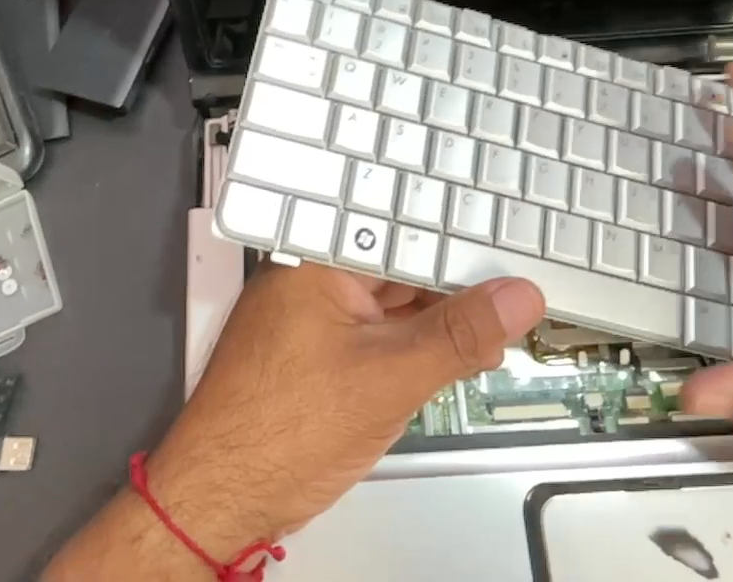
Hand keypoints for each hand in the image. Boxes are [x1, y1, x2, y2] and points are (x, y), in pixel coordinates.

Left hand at [44, 264, 544, 580]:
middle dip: (455, 285)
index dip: (459, 243)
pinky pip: (375, 331)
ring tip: (491, 329)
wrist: (219, 499)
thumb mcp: (388, 380)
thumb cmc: (274, 434)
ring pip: (391, 301)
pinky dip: (412, 343)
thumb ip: (458, 337)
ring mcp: (311, 317)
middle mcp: (309, 279)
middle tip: (511, 296)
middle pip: (399, 265)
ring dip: (438, 318)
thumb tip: (512, 300)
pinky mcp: (314, 350)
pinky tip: (448, 355)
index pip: (402, 232)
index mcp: (316, 262)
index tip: (508, 257)